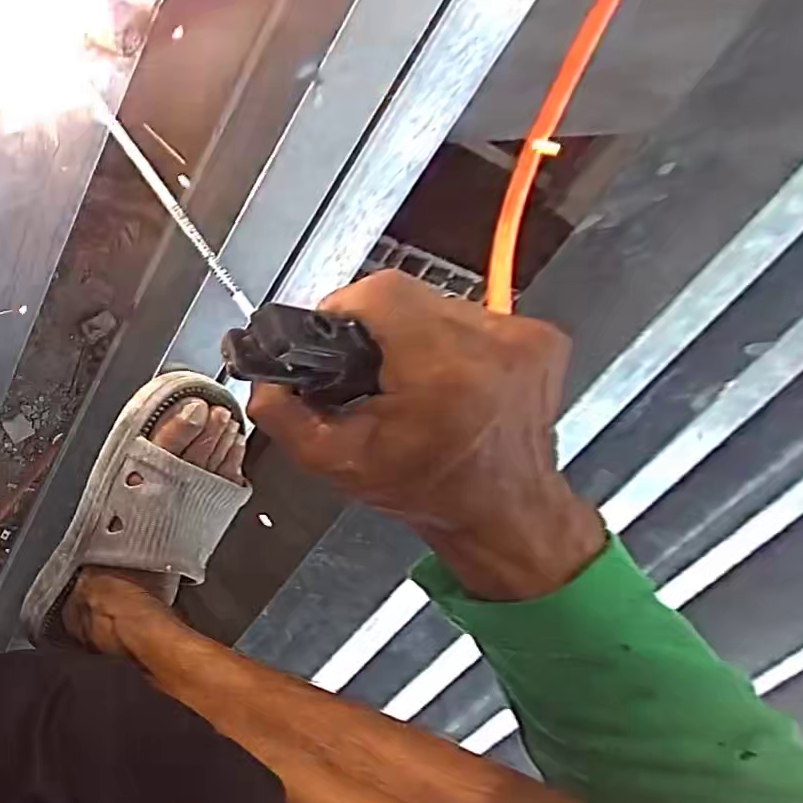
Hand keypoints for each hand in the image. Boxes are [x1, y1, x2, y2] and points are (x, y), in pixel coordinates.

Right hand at [251, 272, 603, 599]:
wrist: (500, 508)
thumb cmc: (421, 487)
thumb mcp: (326, 459)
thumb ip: (280, 414)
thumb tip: (264, 380)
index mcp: (441, 371)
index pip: (380, 293)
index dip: (338, 307)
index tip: (325, 337)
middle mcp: (493, 344)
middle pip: (402, 294)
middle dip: (364, 324)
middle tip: (349, 366)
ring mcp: (523, 336)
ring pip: (431, 300)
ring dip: (399, 329)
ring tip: (387, 374)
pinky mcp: (538, 336)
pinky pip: (463, 314)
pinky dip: (433, 337)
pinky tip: (424, 373)